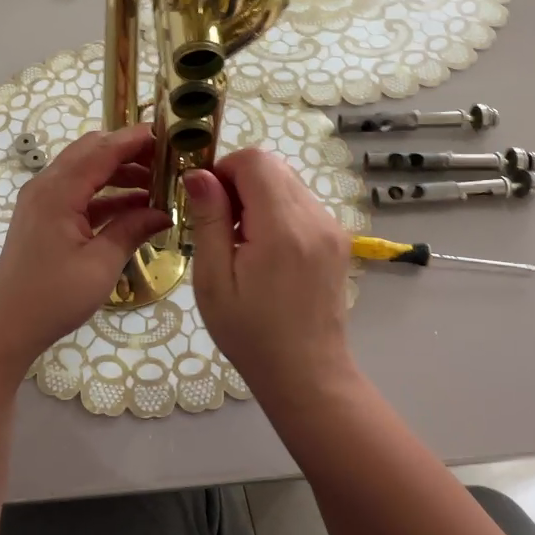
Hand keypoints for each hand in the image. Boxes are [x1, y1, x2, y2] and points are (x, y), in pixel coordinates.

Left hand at [0, 123, 173, 368]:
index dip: (136, 139)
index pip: (102, 150)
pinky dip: (105, 195)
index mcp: (57, 191)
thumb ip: (132, 230)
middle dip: (129, 152)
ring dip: (119, 173)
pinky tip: (135, 207)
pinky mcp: (43, 217)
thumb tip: (165, 212)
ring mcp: (41, 200)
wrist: (8, 325)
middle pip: (91, 152)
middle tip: (168, 161)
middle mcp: (46, 186)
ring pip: (85, 171)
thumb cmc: (54, 297)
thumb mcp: (100, 265)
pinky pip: (78, 193)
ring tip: (159, 185)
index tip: (171, 135)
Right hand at [183, 149, 353, 405]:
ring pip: (287, 182)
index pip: (255, 161)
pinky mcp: (337, 239)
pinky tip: (262, 248)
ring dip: (257, 196)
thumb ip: (209, 220)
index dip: (224, 169)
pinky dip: (276, 211)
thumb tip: (197, 175)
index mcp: (282, 229)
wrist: (307, 374)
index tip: (205, 200)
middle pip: (273, 166)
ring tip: (240, 239)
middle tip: (219, 222)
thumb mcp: (214, 279)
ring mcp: (331, 228)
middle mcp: (315, 219)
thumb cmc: (250, 332)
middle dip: (239, 181)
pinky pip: (301, 203)